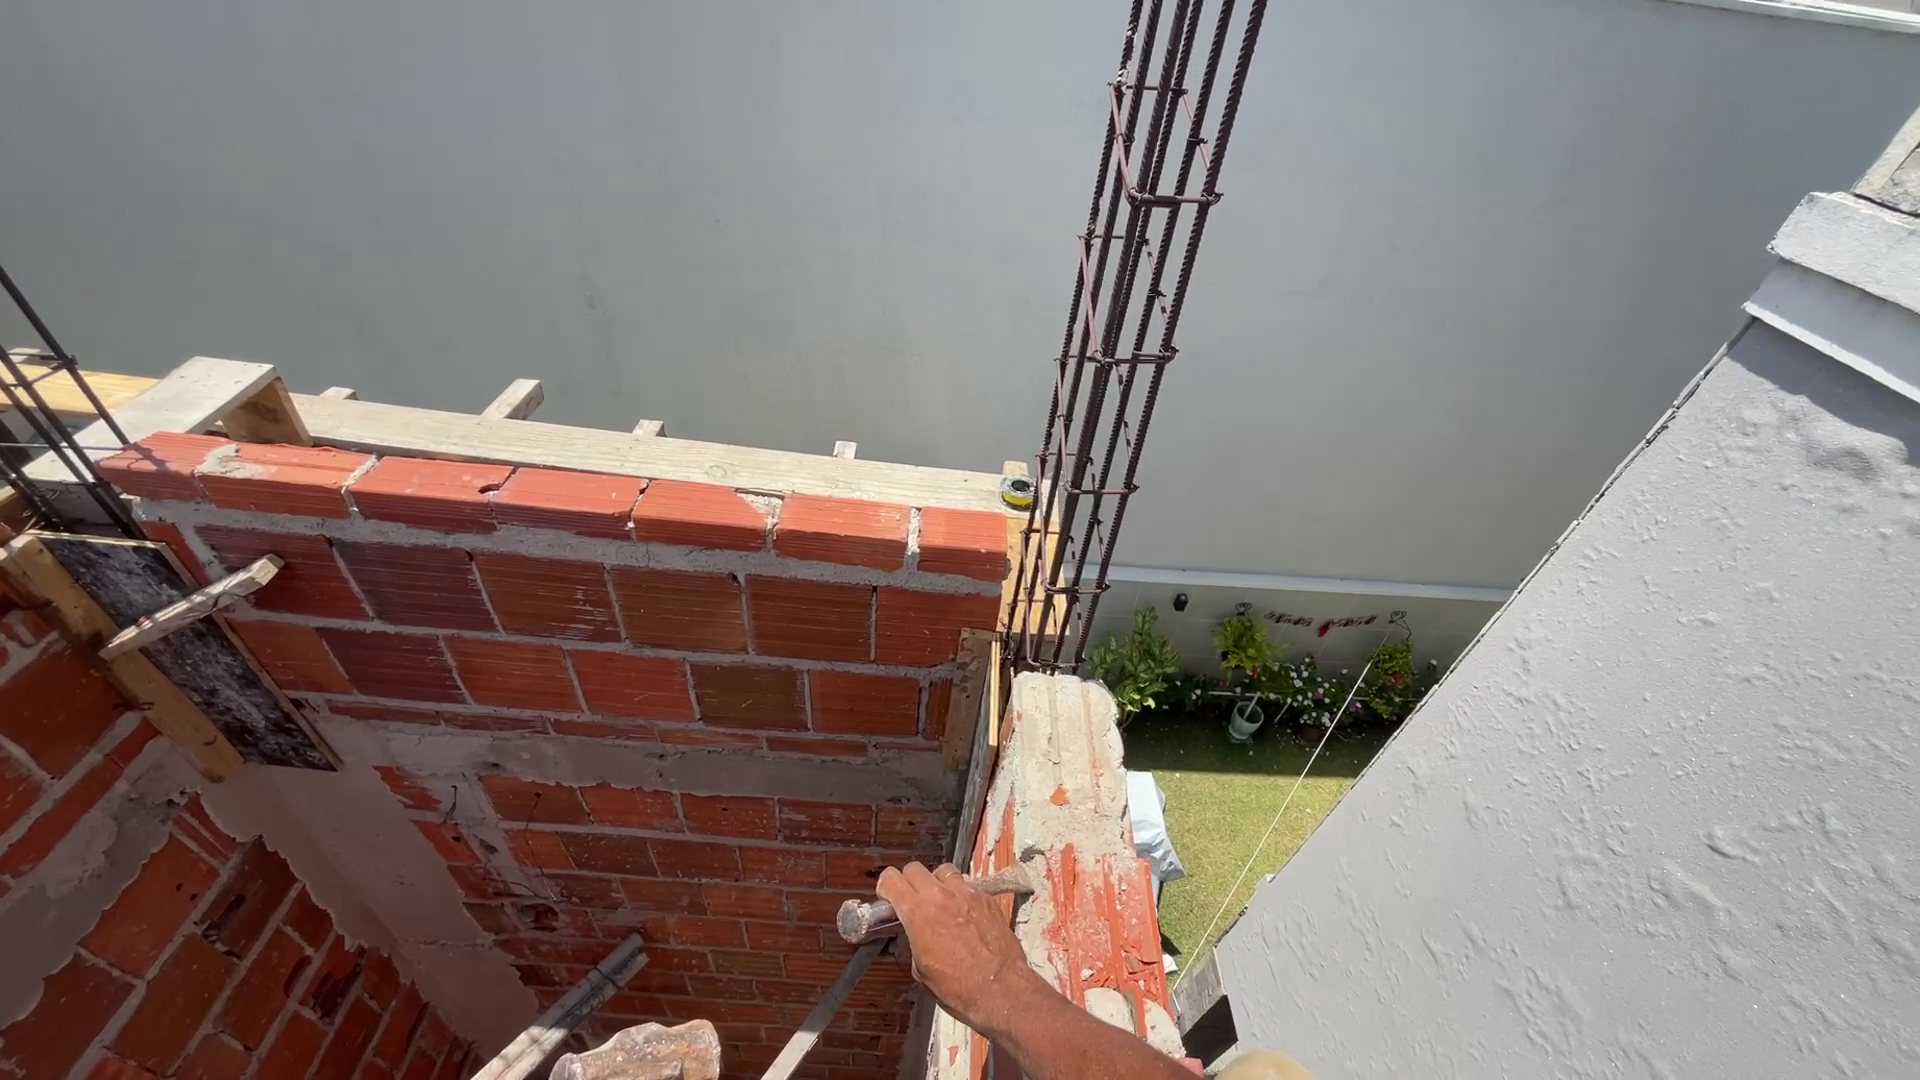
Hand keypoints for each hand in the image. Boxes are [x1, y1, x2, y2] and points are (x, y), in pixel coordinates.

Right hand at [875, 862, 1044, 1037]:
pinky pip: (966, 885)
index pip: (892, 879)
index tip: (888, 896)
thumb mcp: (922, 971)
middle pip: (915, 868)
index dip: (886, 887)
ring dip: (936, 883)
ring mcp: (965, 893)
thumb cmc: (959, 989)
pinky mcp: (985, 897)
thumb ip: (913, 942)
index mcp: (918, 914)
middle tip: (912, 900)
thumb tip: (915, 934)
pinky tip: (963, 914)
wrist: (1001, 990)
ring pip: (942, 871)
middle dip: (909, 882)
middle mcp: (940, 896)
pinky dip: (960, 894)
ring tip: (940, 902)